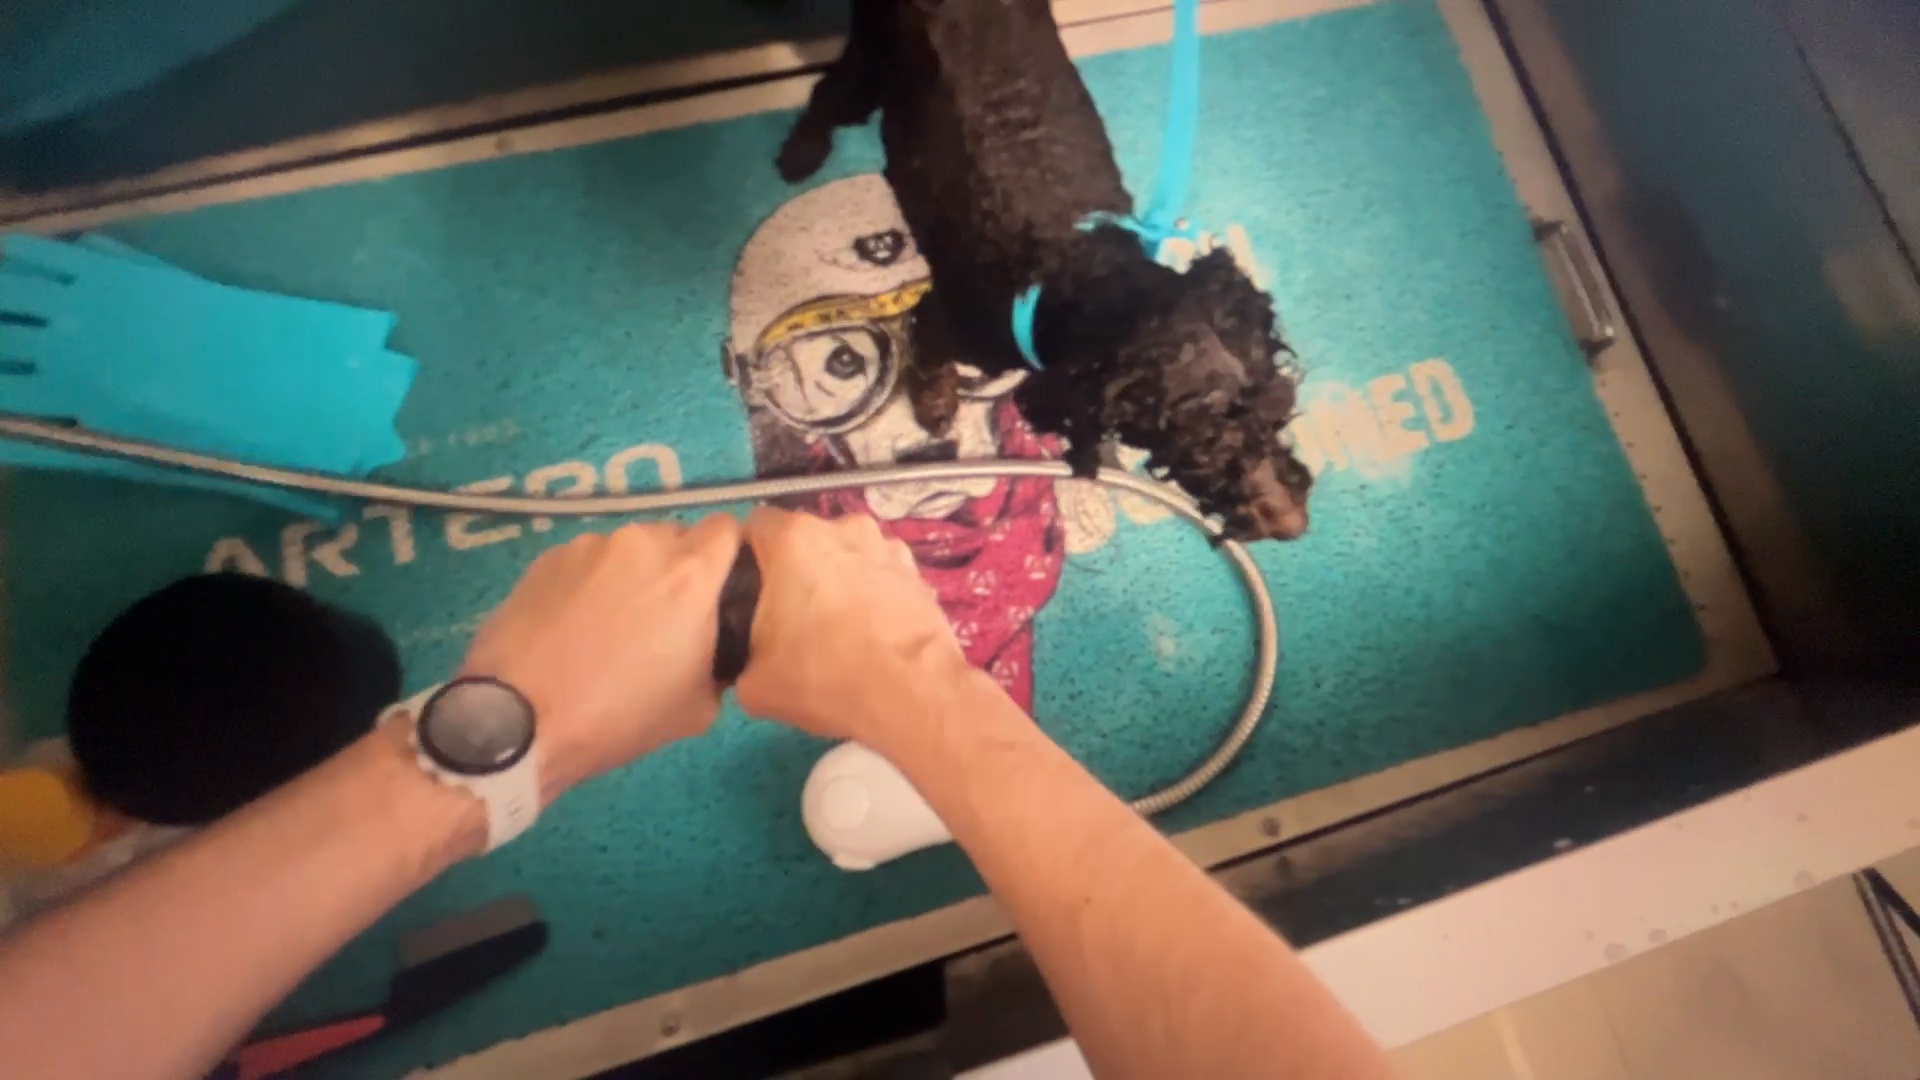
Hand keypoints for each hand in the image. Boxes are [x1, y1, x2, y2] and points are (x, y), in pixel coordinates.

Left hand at [458, 515, 742, 802]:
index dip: (729, 553)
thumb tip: (718, 647)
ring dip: (635, 572)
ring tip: (612, 620)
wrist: (518, 724)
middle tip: (666, 613)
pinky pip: (589, 559)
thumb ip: (723, 659)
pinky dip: (593, 581)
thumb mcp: (700, 705)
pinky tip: (574, 623)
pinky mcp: (548, 557)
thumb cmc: (620, 715)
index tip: (721, 585)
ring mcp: (591, 546)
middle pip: (679, 535)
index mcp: (691, 574)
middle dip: (680, 565)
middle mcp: (644, 544)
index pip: (728, 527)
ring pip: (632, 547)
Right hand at [733, 507, 976, 750]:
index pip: (754, 526)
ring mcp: (886, 546)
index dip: (745, 557)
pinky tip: (873, 630)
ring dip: (838, 578)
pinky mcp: (917, 571)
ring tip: (837, 625)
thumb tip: (753, 664)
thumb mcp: (755, 683)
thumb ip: (742, 658)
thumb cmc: (825, 677)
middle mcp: (844, 528)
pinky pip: (881, 574)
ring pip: (847, 554)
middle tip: (790, 617)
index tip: (746, 590)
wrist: (912, 694)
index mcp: (795, 539)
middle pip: (804, 540)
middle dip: (794, 570)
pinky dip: (873, 592)